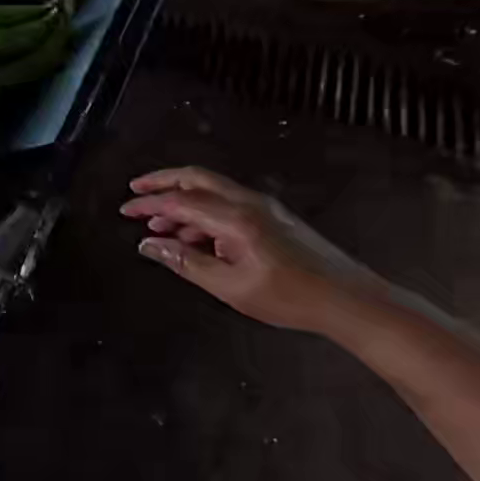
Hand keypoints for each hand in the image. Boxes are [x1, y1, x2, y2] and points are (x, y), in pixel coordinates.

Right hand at [120, 166, 389, 333]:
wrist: (354, 302)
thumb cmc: (290, 297)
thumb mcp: (228, 285)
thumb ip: (184, 262)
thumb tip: (148, 245)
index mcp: (235, 218)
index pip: (179, 201)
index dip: (148, 204)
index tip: (125, 211)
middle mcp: (248, 202)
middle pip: (195, 178)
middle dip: (161, 182)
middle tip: (135, 192)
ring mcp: (264, 207)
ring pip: (211, 190)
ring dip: (182, 201)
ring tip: (161, 227)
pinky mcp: (274, 217)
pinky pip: (227, 203)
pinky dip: (202, 212)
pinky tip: (195, 237)